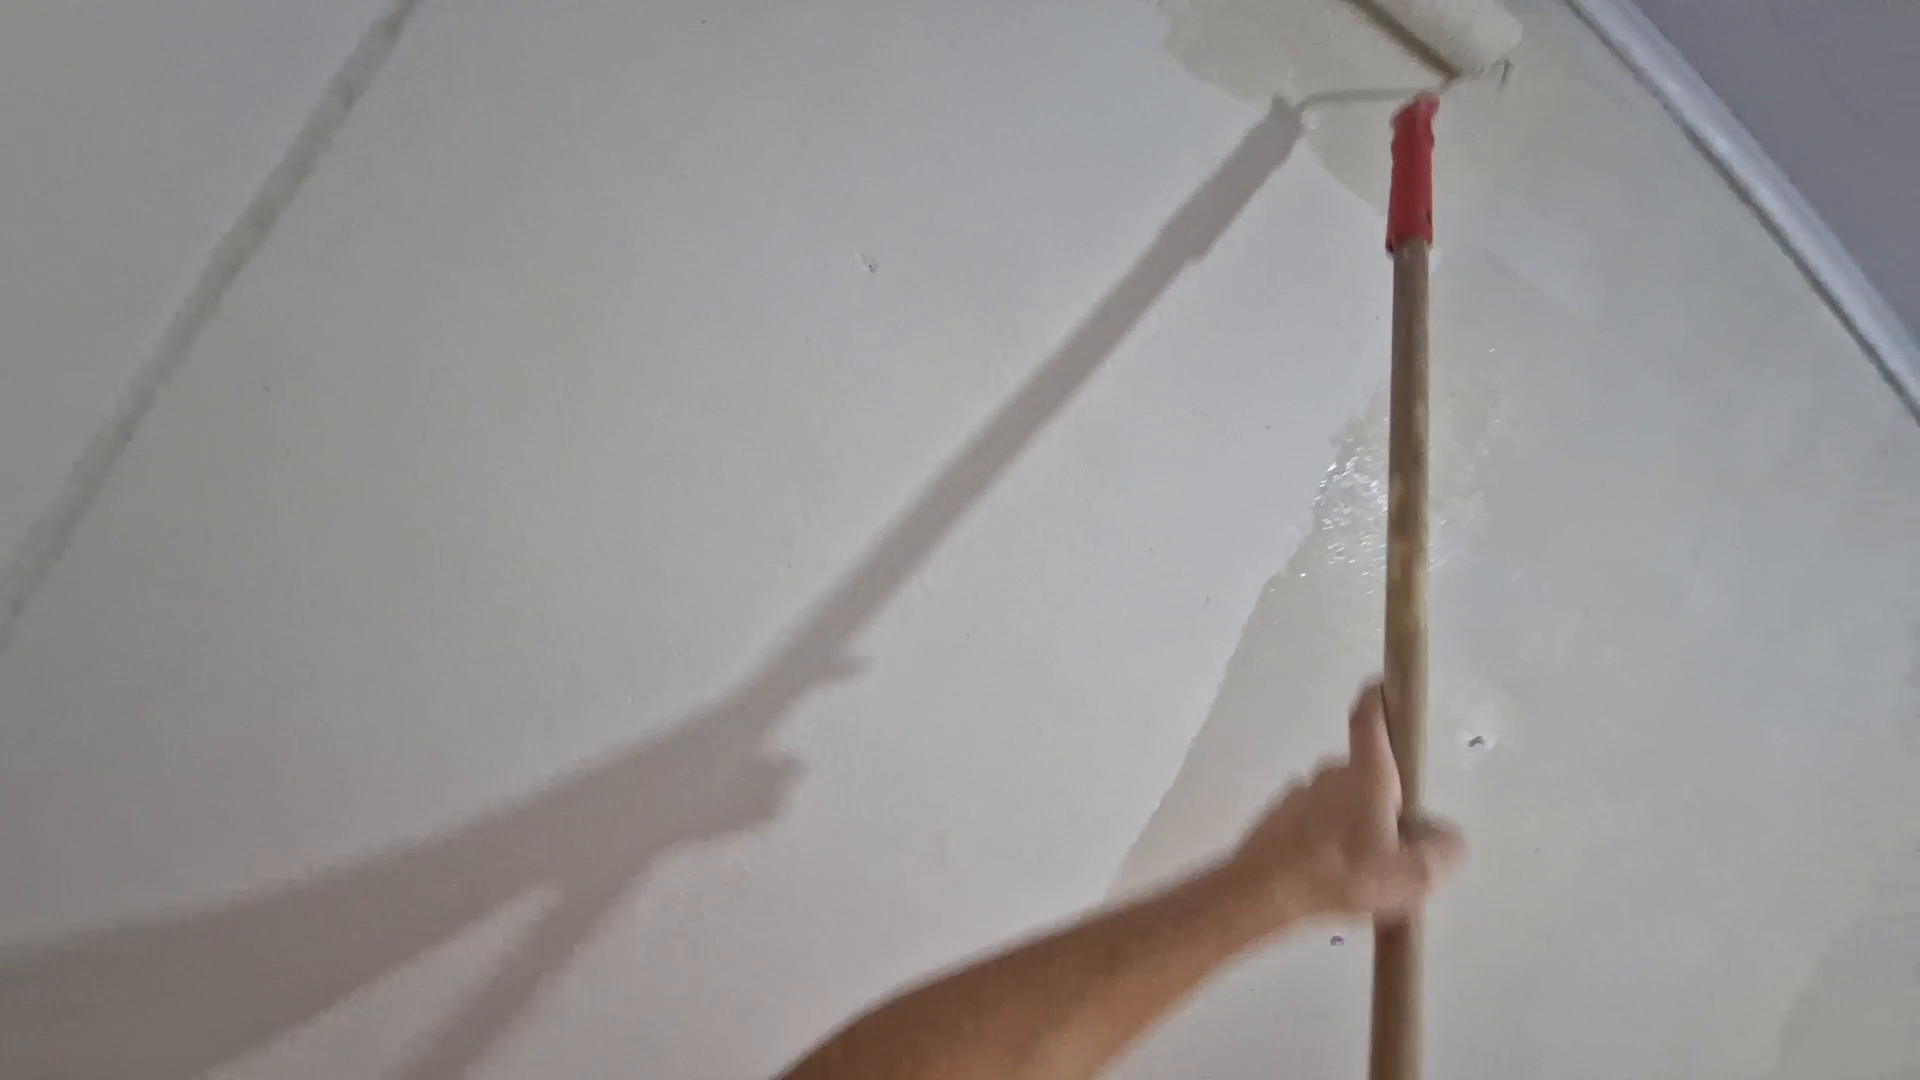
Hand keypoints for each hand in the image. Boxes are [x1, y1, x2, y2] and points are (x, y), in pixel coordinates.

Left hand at [1222, 679, 1464, 925]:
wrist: (1264, 888)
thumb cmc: (1342, 874)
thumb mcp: (1413, 875)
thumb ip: (1440, 850)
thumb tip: (1445, 835)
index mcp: (1364, 776)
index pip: (1370, 723)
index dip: (1379, 699)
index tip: (1384, 684)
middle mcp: (1329, 774)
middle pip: (1368, 775)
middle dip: (1386, 803)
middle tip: (1399, 850)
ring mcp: (1300, 792)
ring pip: (1343, 801)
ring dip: (1357, 825)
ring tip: (1365, 875)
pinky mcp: (1281, 814)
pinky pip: (1318, 819)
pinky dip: (1330, 839)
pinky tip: (1334, 875)